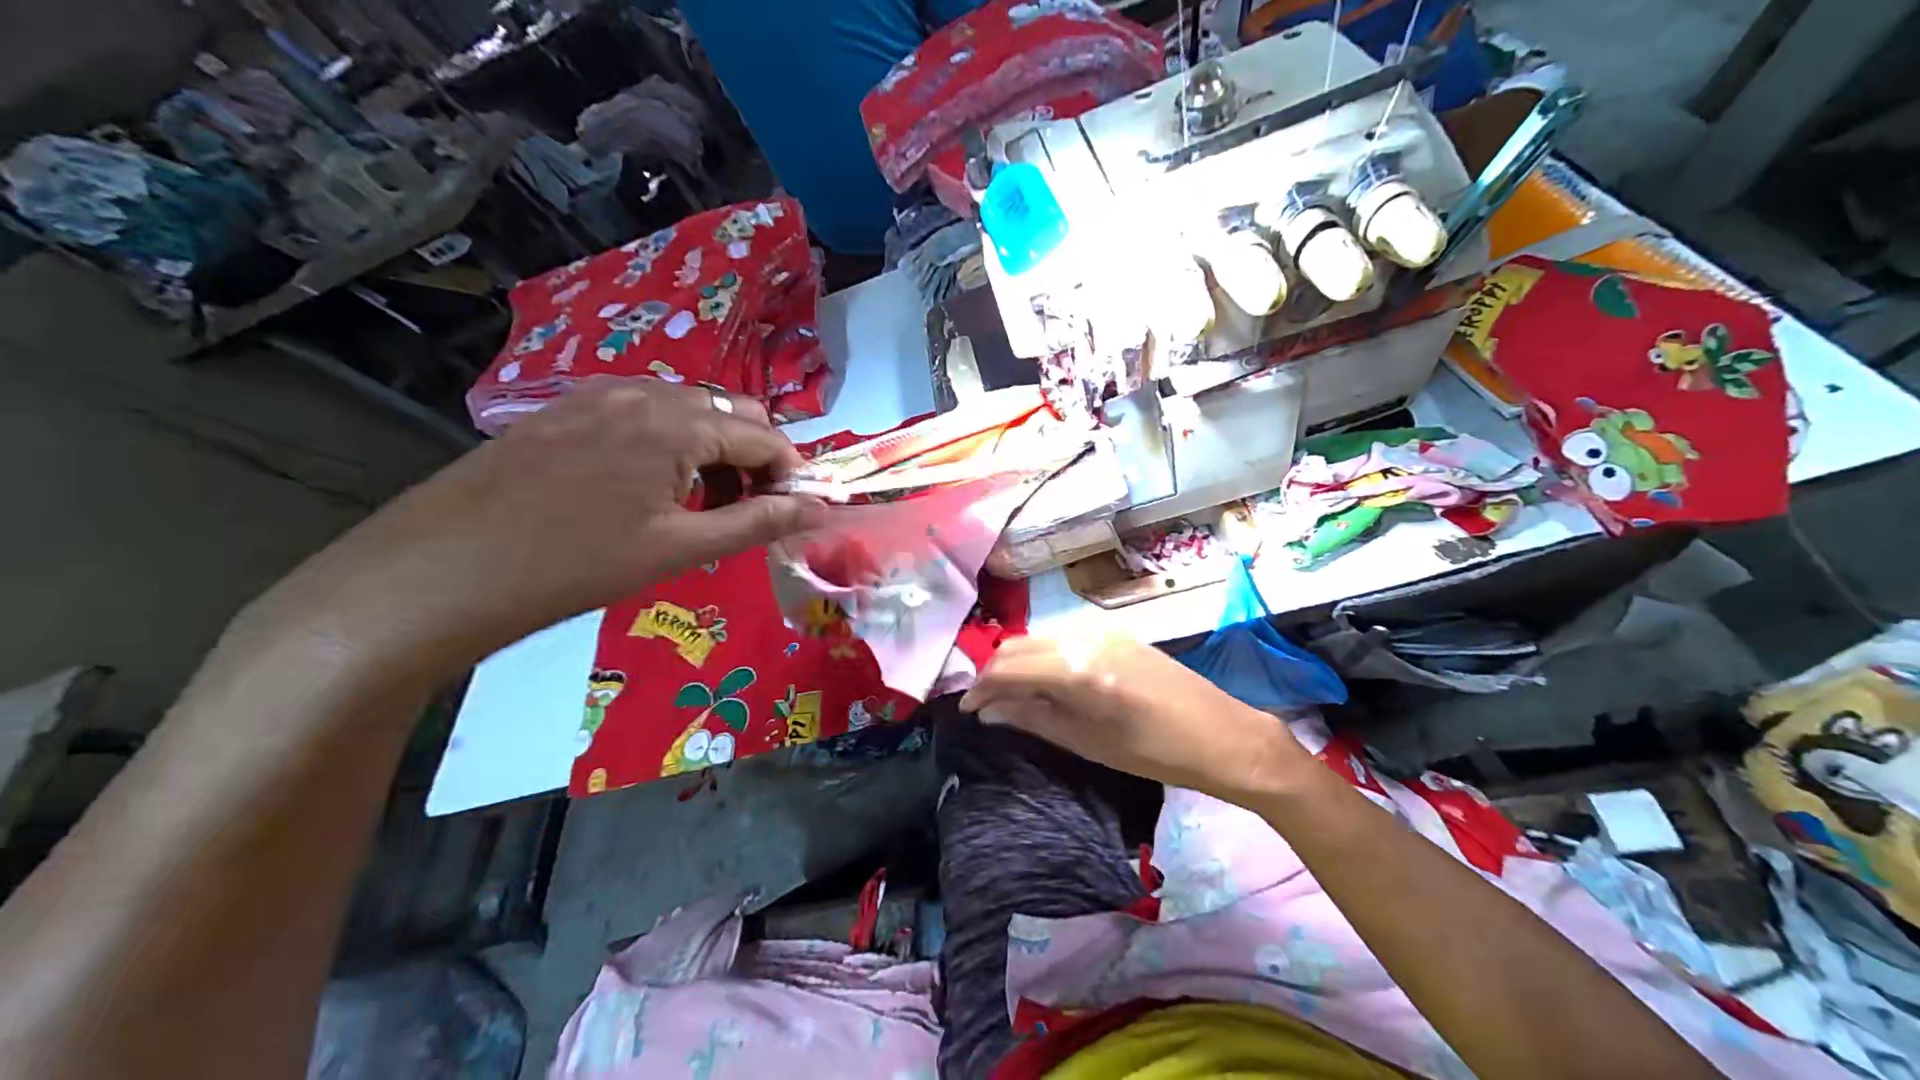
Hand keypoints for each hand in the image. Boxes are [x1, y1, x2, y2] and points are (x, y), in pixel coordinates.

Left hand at [248, 381, 825, 671]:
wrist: (441, 570)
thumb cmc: (575, 565)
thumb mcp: (679, 549)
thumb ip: (758, 522)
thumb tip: (822, 508)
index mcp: (677, 421)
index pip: (766, 436)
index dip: (791, 475)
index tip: (793, 515)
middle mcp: (643, 391)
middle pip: (729, 414)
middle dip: (753, 461)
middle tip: (743, 516)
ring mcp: (598, 394)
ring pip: (686, 412)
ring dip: (711, 453)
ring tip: (694, 510)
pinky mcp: (565, 409)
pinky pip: (642, 415)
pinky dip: (667, 446)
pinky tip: (644, 491)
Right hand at [958, 633, 1310, 800]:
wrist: (1221, 735)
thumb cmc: (1155, 752)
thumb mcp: (1088, 743)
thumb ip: (1033, 719)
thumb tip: (989, 711)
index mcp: (1077, 669)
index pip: (1008, 668)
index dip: (981, 688)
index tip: (967, 710)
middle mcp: (1084, 637)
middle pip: (1018, 646)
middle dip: (994, 673)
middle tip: (985, 704)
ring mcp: (1102, 630)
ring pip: (1039, 638)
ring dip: (1017, 662)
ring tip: (1012, 696)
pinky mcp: (1116, 632)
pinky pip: (1063, 638)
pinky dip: (1043, 656)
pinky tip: (1046, 680)